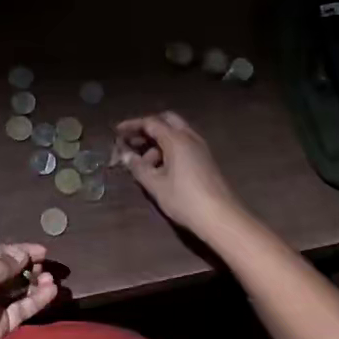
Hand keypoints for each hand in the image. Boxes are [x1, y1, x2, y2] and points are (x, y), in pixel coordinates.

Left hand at [0, 244, 58, 338]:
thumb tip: (23, 254)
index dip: (20, 251)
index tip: (43, 251)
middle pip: (11, 271)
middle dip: (30, 267)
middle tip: (49, 267)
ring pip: (19, 291)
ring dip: (36, 284)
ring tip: (52, 280)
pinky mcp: (1, 328)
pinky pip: (22, 309)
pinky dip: (36, 301)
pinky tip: (51, 294)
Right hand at [116, 112, 248, 236]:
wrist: (221, 217)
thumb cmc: (185, 199)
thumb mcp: (155, 185)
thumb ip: (138, 167)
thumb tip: (125, 155)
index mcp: (176, 139)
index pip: (151, 123)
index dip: (132, 125)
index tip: (117, 131)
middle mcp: (190, 138)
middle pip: (166, 121)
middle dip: (147, 128)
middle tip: (131, 141)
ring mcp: (200, 148)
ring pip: (176, 134)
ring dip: (157, 141)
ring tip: (142, 161)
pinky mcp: (205, 160)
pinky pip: (183, 145)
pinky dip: (169, 149)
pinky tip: (159, 169)